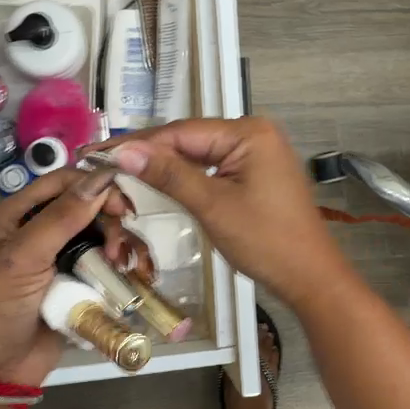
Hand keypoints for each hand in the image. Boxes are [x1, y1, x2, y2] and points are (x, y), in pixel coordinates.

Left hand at [0, 167, 127, 387]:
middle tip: (120, 250)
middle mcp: (42, 232)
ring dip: (123, 247)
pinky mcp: (79, 287)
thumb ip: (61, 218)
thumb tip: (102, 177)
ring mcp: (62, 261)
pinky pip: (109, 268)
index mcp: (19, 216)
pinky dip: (126, 269)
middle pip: (91, 208)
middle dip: (112, 223)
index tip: (121, 205)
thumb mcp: (23, 258)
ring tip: (126, 269)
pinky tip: (138, 277)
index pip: (64, 182)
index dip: (95, 186)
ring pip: (105, 238)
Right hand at [97, 118, 354, 305]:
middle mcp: (255, 133)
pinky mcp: (257, 173)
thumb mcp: (212, 205)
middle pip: (190, 139)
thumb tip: (125, 151)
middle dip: (149, 152)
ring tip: (121, 170)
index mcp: (249, 132)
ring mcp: (259, 153)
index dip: (139, 143)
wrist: (310, 276)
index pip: (182, 131)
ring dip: (165, 164)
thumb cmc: (265, 241)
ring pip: (200, 154)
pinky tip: (159, 181)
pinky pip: (214, 168)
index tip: (99, 151)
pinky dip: (187, 176)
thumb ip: (169, 175)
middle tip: (103, 161)